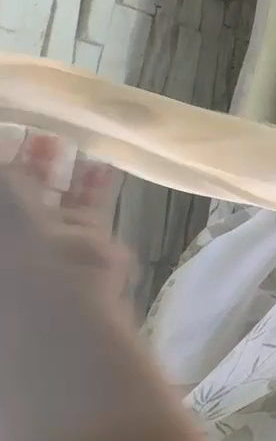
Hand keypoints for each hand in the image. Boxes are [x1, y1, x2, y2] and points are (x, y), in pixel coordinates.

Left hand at [0, 132, 128, 306]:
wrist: (61, 310)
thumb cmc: (20, 261)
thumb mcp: (13, 212)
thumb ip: (13, 181)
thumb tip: (11, 148)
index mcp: (8, 223)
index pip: (2, 183)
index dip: (5, 156)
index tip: (10, 133)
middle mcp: (14, 230)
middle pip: (16, 188)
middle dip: (20, 160)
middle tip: (26, 130)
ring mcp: (45, 237)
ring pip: (46, 195)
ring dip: (55, 168)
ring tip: (59, 139)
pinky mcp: (85, 242)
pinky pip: (85, 207)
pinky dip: (92, 186)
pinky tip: (101, 167)